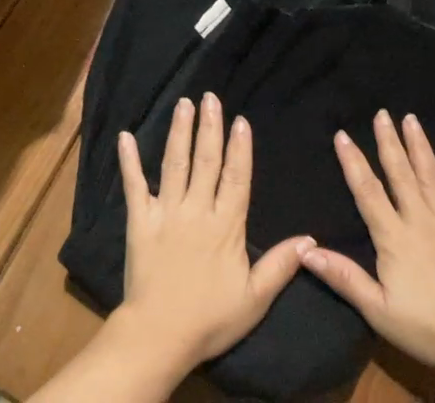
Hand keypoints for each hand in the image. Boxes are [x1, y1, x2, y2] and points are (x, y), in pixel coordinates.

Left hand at [113, 93, 312, 371]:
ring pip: (174, 164)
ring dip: (178, 132)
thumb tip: (310, 238)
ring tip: (183, 104)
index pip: (236, 178)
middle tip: (211, 97)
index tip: (240, 120)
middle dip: (209, 127)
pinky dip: (128, 162)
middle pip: (205, 161)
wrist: (159, 336)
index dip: (239, 148)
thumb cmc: (211, 320)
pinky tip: (125, 137)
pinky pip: (133, 186)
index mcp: (226, 226)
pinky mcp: (139, 222)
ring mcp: (166, 213)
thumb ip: (281, 265)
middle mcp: (197, 211)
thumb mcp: (255, 298)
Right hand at [298, 110, 434, 371]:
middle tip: (381, 113)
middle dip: (388, 142)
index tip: (342, 134)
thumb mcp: (377, 309)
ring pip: (430, 176)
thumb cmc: (426, 325)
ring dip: (419, 146)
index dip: (353, 162)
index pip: (367, 191)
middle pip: (400, 174)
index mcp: (392, 237)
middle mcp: (418, 220)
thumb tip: (305, 250)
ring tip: (411, 119)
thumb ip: (343, 277)